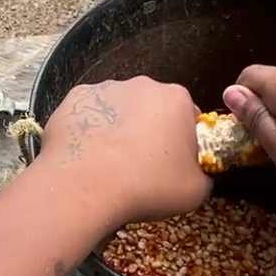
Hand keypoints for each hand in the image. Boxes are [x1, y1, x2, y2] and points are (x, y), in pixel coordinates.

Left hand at [36, 77, 210, 224]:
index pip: (187, 117)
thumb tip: (194, 172)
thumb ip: (202, 174)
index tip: (173, 164)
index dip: (183, 142)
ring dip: (118, 128)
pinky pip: (88, 114)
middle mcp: (142, 84)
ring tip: (109, 162)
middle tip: (141, 165)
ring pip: (118, 109)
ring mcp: (105, 88)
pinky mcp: (74, 98)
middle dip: (149, 130)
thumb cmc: (147, 186)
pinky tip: (86, 155)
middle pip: (152, 108)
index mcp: (177, 99)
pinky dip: (88, 130)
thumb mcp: (195, 191)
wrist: (86, 186)